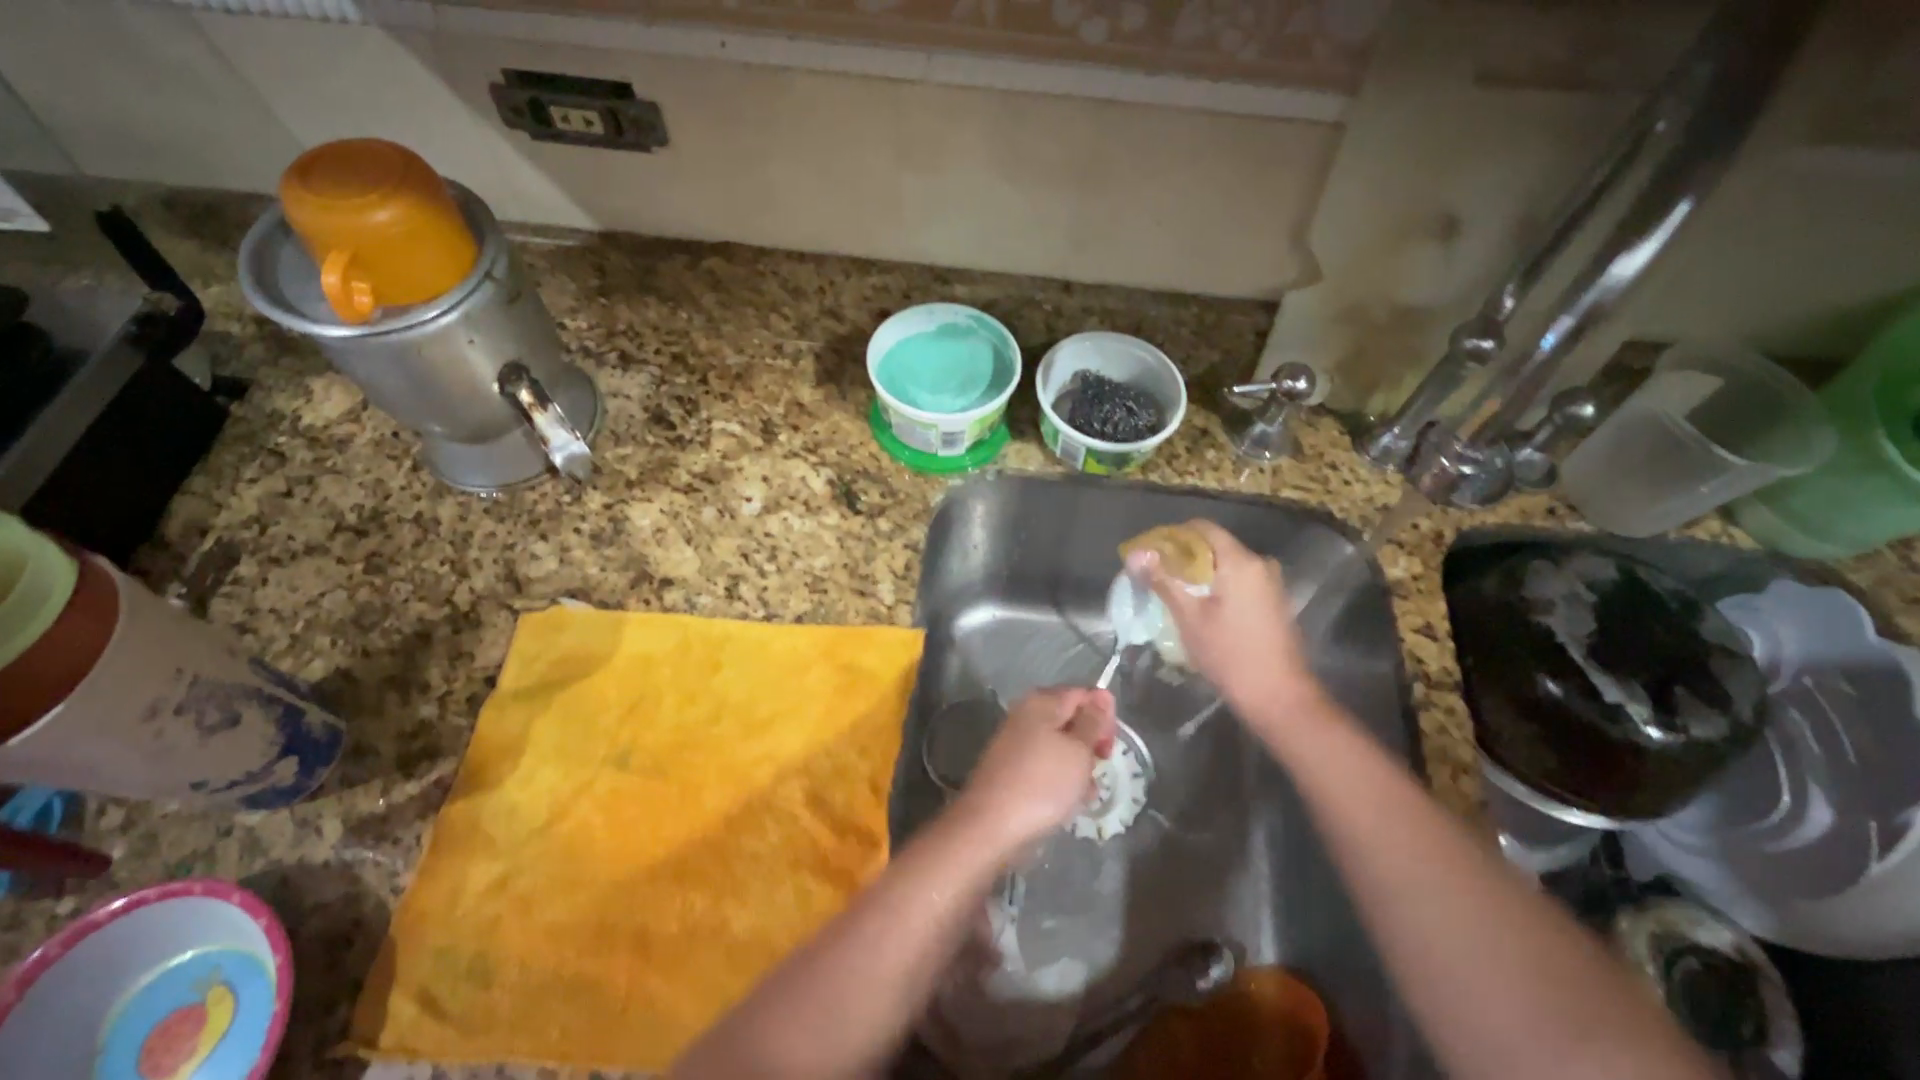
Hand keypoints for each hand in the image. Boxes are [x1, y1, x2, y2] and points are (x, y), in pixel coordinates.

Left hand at [954, 687, 1116, 850]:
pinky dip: (1060, 781)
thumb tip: (1103, 695)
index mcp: (1041, 702)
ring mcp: (1016, 743)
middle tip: (1097, 769)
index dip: (1104, 717)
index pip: (1084, 695)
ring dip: (1078, 768)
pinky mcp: (1012, 770)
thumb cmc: (1042, 784)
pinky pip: (1046, 767)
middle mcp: (1025, 716)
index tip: (1109, 747)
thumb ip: (1093, 721)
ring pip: (1061, 748)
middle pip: (1071, 721)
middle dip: (1090, 745)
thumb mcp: (1078, 750)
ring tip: (1082, 793)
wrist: (990, 827)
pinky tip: (1067, 803)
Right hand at [1127, 520, 1327, 732]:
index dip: (1173, 535)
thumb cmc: (1229, 653)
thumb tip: (1136, 554)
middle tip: (1157, 575)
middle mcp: (1260, 564)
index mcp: (1241, 561)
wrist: (1277, 695)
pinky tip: (1202, 608)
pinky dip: (1219, 587)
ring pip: (1228, 566)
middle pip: (1216, 546)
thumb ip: (1164, 580)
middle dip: (1185, 557)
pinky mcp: (1274, 602)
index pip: (1203, 528)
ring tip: (1175, 593)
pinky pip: (1240, 582)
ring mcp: (1271, 583)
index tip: (1151, 552)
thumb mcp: (1189, 617)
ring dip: (1202, 574)